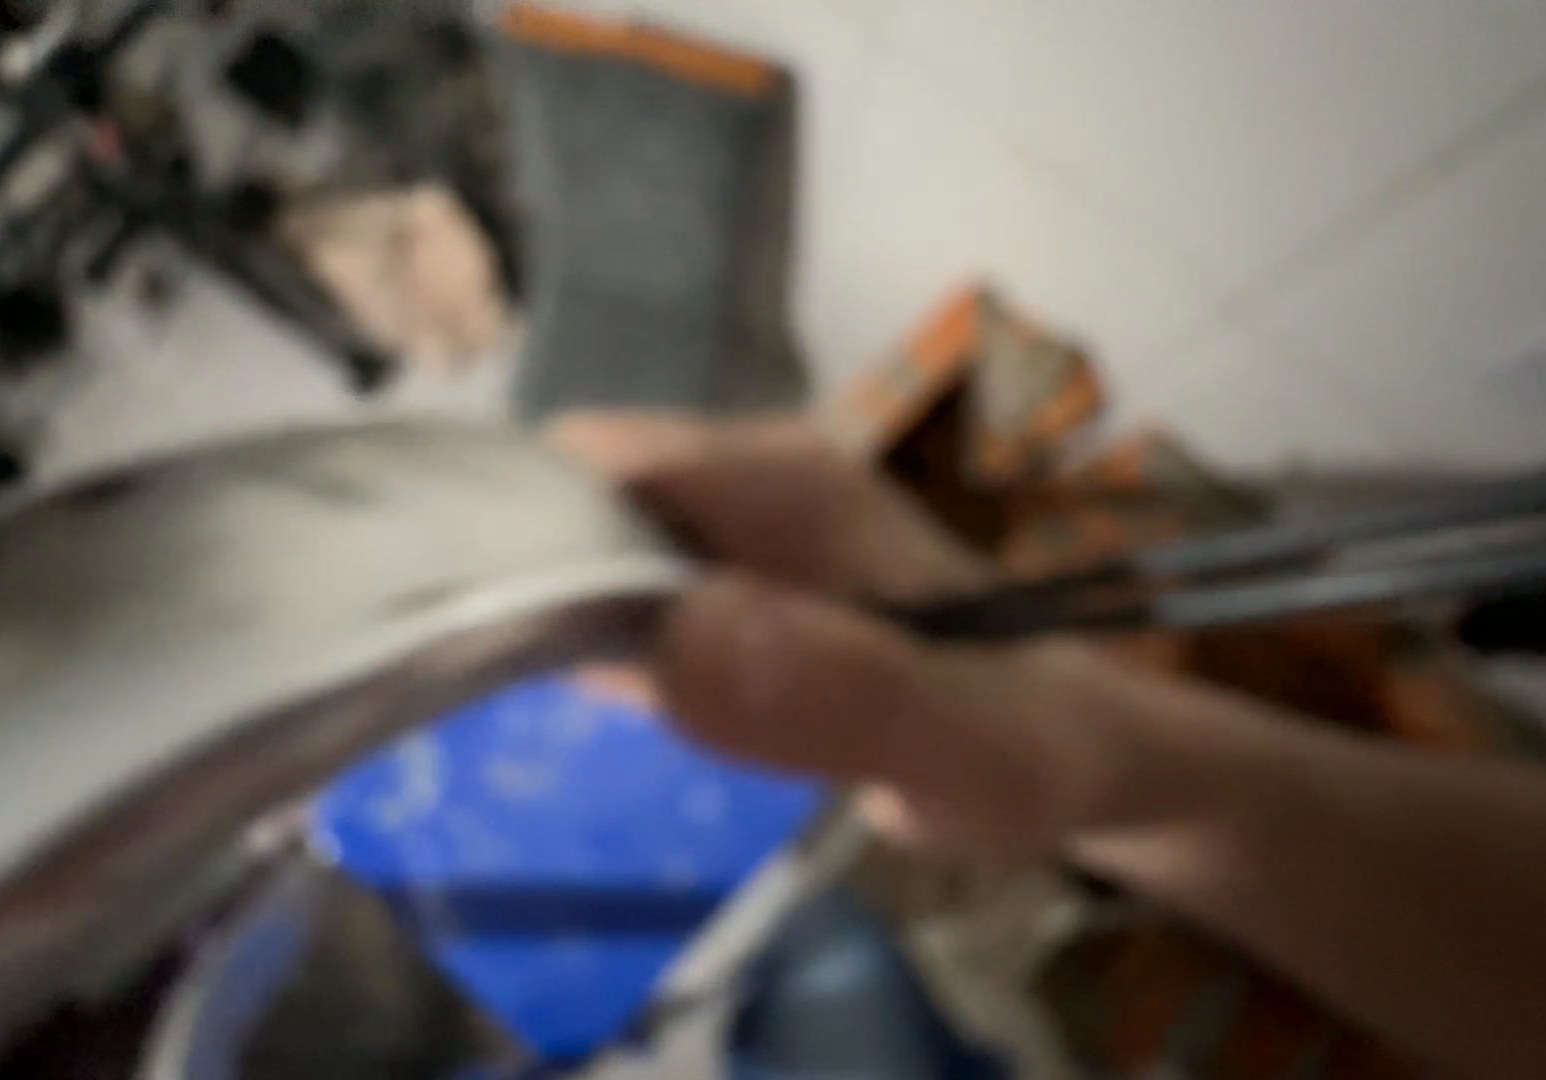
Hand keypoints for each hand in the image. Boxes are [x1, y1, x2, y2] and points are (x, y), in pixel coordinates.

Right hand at [553, 412, 1136, 860]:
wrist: (1070, 739)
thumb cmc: (1030, 742)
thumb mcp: (967, 745)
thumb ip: (845, 694)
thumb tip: (677, 638)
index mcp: (793, 483)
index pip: (599, 461)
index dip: (517, 531)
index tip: (475, 629)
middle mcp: (755, 478)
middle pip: (584, 491)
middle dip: (526, 569)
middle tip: (504, 679)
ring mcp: (745, 521)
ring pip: (598, 533)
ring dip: (552, 599)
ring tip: (528, 684)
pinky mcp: (742, 565)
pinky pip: (633, 574)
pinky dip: (595, 620)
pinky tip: (595, 679)